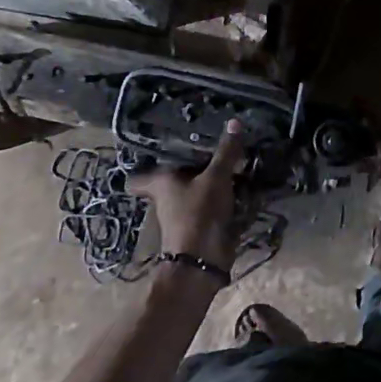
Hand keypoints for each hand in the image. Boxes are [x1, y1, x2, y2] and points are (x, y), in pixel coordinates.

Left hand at [134, 119, 247, 270]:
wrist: (203, 260)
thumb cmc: (199, 212)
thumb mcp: (216, 177)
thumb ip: (226, 152)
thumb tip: (234, 121)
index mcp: (160, 183)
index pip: (138, 177)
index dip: (144, 165)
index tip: (159, 152)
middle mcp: (166, 198)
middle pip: (173, 181)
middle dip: (190, 169)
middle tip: (210, 150)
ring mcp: (183, 214)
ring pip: (194, 193)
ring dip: (210, 184)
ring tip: (233, 165)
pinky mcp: (201, 227)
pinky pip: (211, 208)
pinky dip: (224, 200)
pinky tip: (242, 189)